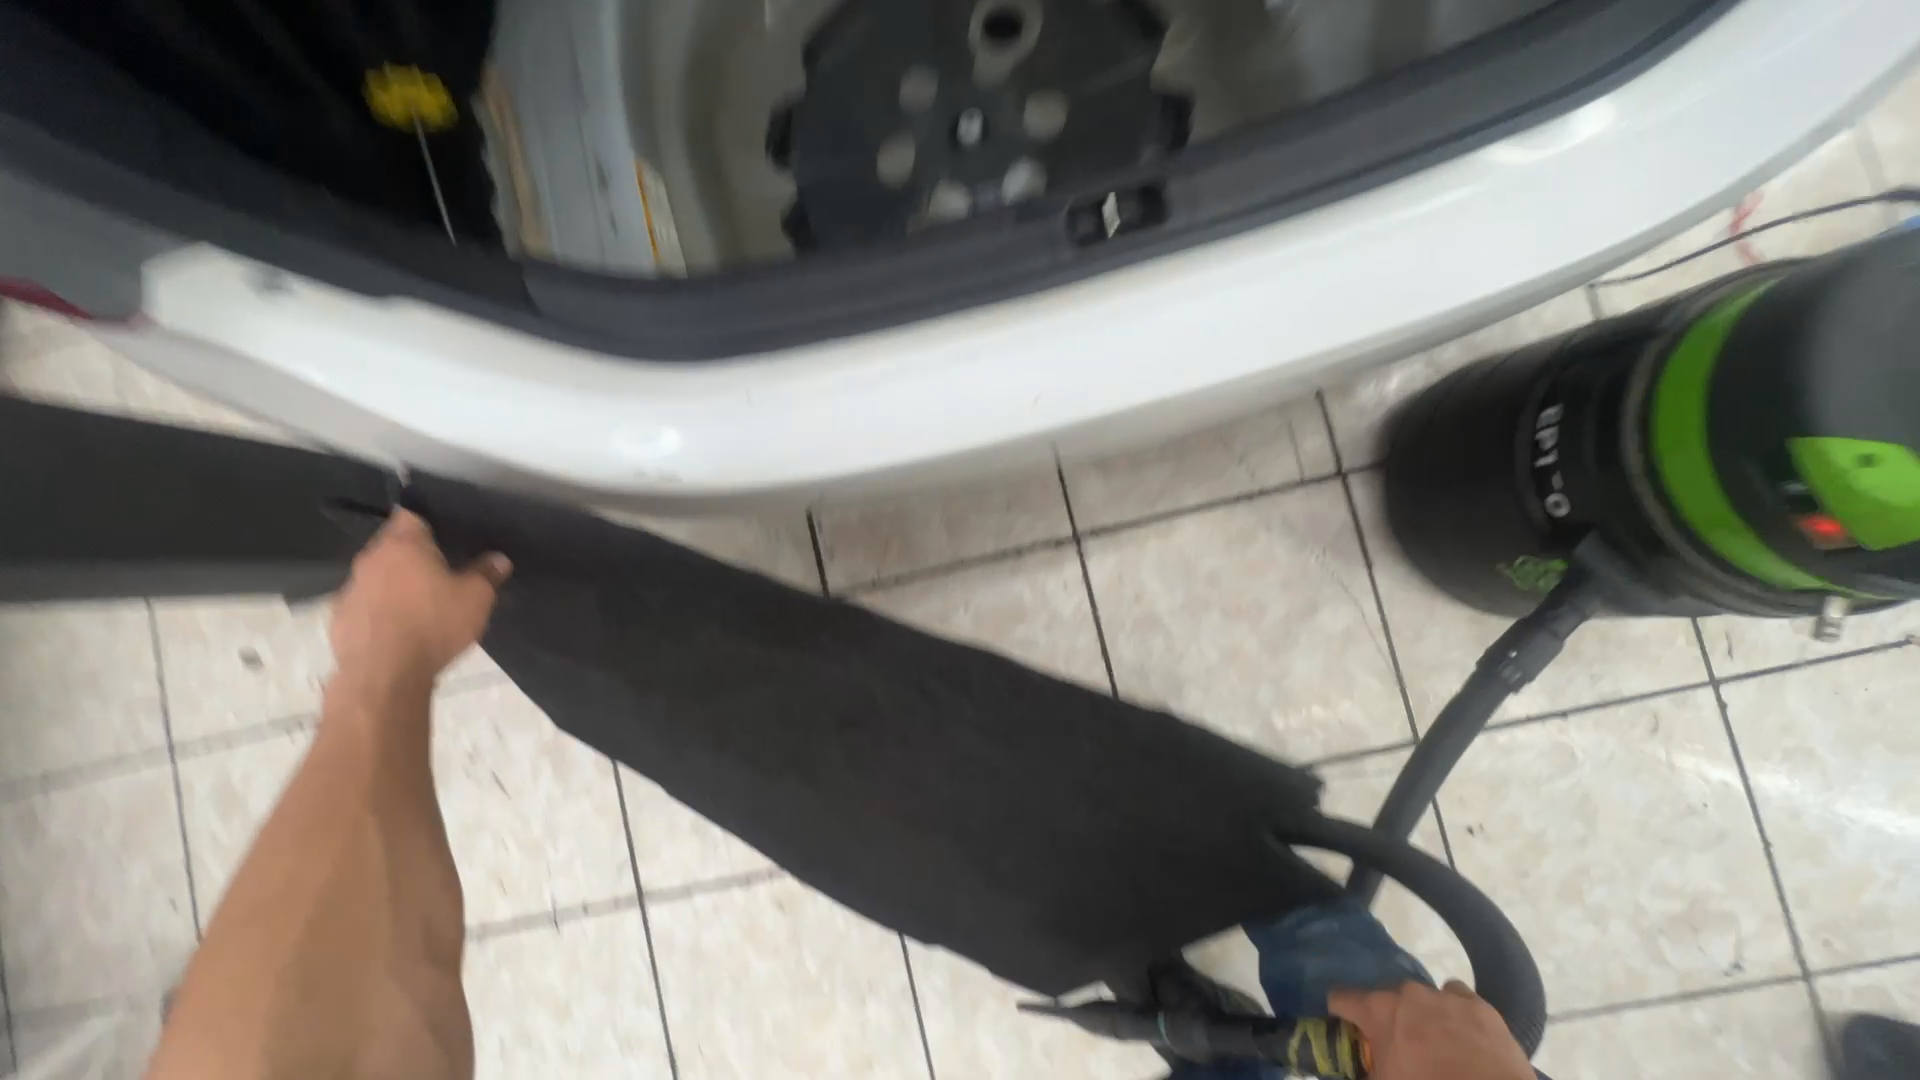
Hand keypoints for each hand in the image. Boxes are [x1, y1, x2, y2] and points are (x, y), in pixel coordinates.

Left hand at [329, 509, 510, 699]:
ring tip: (425, 602)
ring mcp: (351, 589)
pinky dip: (384, 609)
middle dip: (416, 554)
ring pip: (379, 575)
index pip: (411, 514)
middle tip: (445, 568)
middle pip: (394, 545)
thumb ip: (487, 573)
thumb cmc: (434, 625)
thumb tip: (498, 558)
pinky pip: (368, 603)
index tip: (448, 532)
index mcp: (403, 545)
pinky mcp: (341, 618)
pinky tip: (403, 628)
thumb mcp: (477, 598)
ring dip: (398, 583)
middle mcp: (371, 559)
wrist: (383, 675)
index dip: (429, 520)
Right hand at [1330, 980, 1532, 1079]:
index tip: (1343, 1027)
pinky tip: (1466, 1035)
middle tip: (1401, 1050)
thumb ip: (1364, 1073)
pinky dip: (1458, 1012)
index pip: (1340, 998)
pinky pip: (1459, 998)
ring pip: (1426, 997)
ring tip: (1439, 1045)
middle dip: (1390, 1020)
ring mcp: (1445, 997)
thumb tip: (1362, 1071)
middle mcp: (1407, 994)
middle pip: (1387, 999)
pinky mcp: (1480, 1006)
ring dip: (1425, 1015)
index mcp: (1378, 1011)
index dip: (1339, 1013)